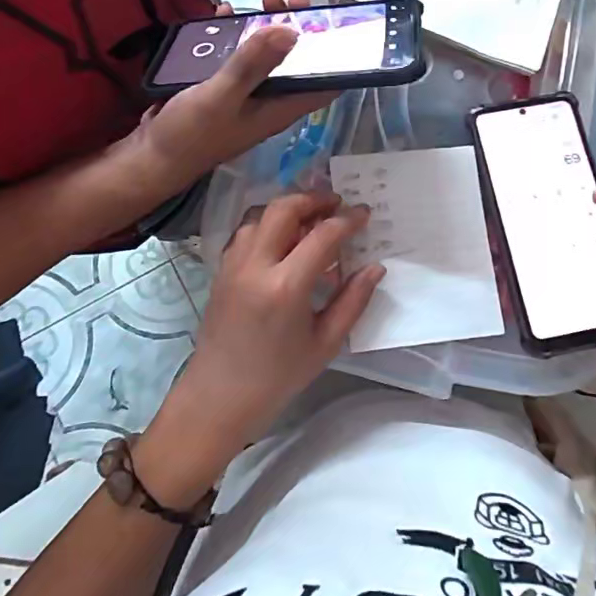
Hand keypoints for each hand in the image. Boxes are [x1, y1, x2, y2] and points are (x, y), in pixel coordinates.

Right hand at [130, 0, 328, 189]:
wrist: (150, 158)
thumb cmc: (191, 134)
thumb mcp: (222, 95)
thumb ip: (253, 63)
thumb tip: (292, 31)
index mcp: (281, 107)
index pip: (326, 80)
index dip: (334, 49)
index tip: (328, 15)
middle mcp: (271, 100)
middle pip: (295, 59)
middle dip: (294, 25)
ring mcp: (247, 93)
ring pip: (265, 54)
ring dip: (265, 25)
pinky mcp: (223, 87)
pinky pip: (236, 55)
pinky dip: (234, 34)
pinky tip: (224, 13)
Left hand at [139, 193, 383, 498]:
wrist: (219, 396)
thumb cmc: (278, 376)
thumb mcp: (325, 343)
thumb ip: (352, 301)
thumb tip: (375, 267)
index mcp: (285, 287)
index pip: (322, 235)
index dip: (348, 220)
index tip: (365, 214)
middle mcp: (255, 266)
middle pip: (283, 209)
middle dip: (314, 199)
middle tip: (336, 204)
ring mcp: (232, 265)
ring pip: (259, 215)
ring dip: (287, 208)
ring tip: (311, 218)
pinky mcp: (220, 270)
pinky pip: (244, 231)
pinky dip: (266, 223)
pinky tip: (283, 238)